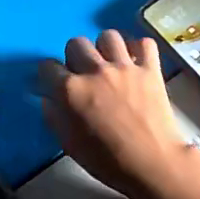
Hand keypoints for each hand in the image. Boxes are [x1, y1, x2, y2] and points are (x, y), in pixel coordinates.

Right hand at [39, 30, 199, 198]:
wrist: (152, 163)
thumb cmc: (107, 160)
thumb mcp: (69, 144)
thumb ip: (54, 116)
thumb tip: (49, 98)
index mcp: (70, 90)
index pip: (47, 66)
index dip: (50, 75)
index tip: (56, 84)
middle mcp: (95, 71)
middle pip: (76, 43)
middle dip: (75, 57)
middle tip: (84, 74)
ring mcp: (125, 67)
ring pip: (108, 36)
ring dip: (104, 48)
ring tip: (110, 64)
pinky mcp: (150, 68)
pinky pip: (143, 42)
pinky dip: (138, 49)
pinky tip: (135, 62)